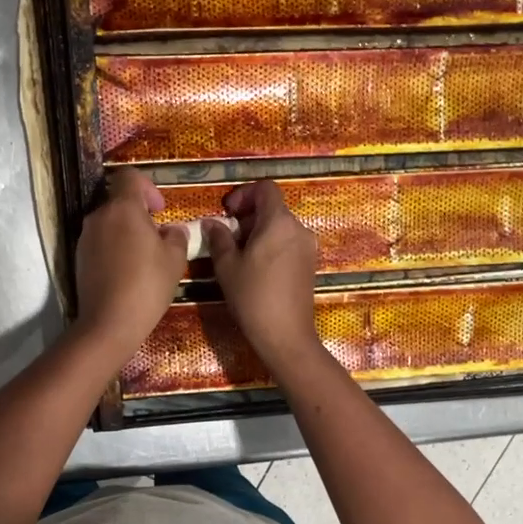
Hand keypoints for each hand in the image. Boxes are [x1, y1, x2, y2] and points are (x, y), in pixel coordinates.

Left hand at [73, 169, 187, 354]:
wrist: (109, 322)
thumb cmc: (147, 286)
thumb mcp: (175, 260)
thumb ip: (177, 237)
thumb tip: (173, 230)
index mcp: (123, 208)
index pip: (130, 177)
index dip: (148, 187)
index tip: (160, 210)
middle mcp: (99, 216)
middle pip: (119, 202)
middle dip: (139, 214)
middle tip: (157, 239)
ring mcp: (85, 237)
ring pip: (109, 223)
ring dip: (126, 232)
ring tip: (143, 259)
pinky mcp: (79, 258)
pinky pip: (100, 243)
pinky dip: (114, 249)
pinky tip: (126, 273)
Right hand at [204, 180, 321, 363]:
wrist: (286, 335)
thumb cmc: (253, 298)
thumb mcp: (227, 267)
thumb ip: (219, 239)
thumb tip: (212, 223)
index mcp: (279, 222)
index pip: (265, 189)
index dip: (243, 194)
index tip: (227, 213)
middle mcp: (299, 229)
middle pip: (273, 208)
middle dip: (249, 217)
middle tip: (228, 238)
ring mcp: (308, 248)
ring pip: (281, 228)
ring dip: (260, 233)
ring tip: (241, 256)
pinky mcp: (310, 265)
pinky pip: (289, 244)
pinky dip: (272, 247)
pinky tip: (258, 270)